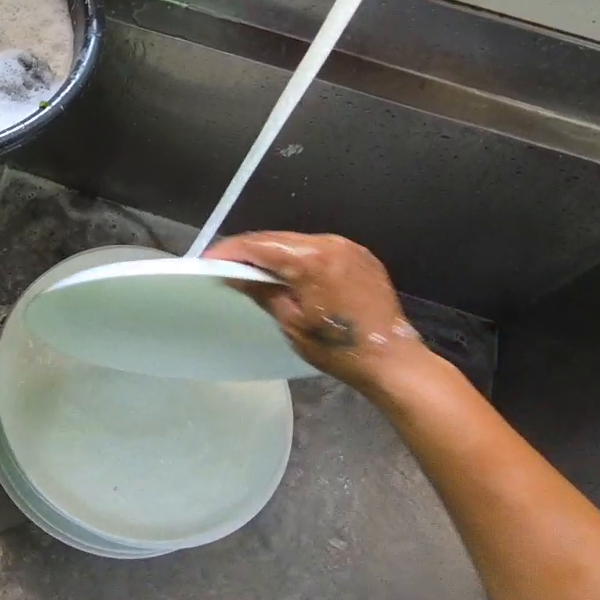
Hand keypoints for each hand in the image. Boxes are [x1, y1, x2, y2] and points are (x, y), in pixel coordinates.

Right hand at [204, 231, 432, 391]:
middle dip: (248, 250)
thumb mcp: (291, 321)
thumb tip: (235, 274)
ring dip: (273, 253)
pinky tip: (286, 273)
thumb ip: (261, 290)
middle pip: (277, 239)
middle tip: (224, 265)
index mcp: (311, 260)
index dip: (229, 251)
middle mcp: (330, 244)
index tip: (207, 261)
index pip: (259, 245)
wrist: (392, 361)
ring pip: (297, 241)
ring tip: (251, 269)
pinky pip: (318, 249)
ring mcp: (348, 248)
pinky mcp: (360, 256)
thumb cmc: (338, 348)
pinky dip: (297, 258)